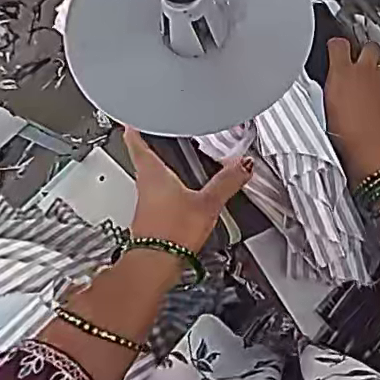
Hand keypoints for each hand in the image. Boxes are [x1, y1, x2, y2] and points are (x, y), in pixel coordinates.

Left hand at [124, 126, 250, 252]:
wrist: (155, 264)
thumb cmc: (171, 233)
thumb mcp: (207, 203)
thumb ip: (227, 181)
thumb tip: (243, 165)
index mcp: (152, 173)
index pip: (136, 141)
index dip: (135, 125)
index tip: (136, 115)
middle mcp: (145, 185)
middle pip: (143, 158)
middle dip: (151, 145)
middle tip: (158, 134)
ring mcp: (147, 202)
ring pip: (151, 177)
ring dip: (160, 168)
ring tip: (174, 161)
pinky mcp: (152, 218)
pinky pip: (159, 196)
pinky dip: (168, 189)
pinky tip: (182, 195)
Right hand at [324, 37, 379, 180]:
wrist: (369, 145)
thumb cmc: (346, 130)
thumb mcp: (323, 105)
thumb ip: (327, 87)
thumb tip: (323, 84)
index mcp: (342, 71)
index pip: (338, 44)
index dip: (336, 43)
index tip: (334, 46)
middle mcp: (365, 71)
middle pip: (369, 46)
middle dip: (363, 48)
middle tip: (358, 55)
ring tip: (374, 67)